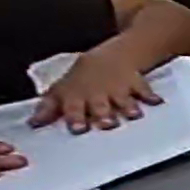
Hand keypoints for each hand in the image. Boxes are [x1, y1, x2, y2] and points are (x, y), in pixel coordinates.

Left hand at [32, 48, 159, 132]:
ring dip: (128, 107)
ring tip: (134, 115)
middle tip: (107, 125)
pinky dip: (150, 97)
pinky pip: (145, 92)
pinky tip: (156, 102)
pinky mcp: (138, 86)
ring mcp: (119, 90)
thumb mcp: (61, 91)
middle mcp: (98, 95)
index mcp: (77, 97)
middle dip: (104, 116)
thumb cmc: (83, 80)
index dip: (75, 119)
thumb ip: (49, 109)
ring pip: (123, 101)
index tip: (78, 130)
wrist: (111, 59)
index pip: (73, 109)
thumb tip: (33, 124)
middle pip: (100, 107)